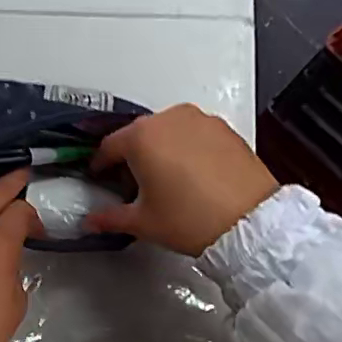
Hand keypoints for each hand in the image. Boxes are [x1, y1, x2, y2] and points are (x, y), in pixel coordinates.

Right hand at [82, 104, 277, 255]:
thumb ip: (111, 217)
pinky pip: (194, 134)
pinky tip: (191, 175)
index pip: (109, 146)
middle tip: (132, 183)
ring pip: (169, 131)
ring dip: (161, 150)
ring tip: (164, 180)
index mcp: (142, 136)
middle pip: (139, 135)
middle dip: (132, 156)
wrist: (250, 222)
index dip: (101, 164)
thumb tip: (91, 221)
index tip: (99, 177)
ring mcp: (201, 120)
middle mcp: (170, 119)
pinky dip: (187, 149)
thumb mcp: (144, 222)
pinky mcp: (225, 129)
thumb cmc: (192, 219)